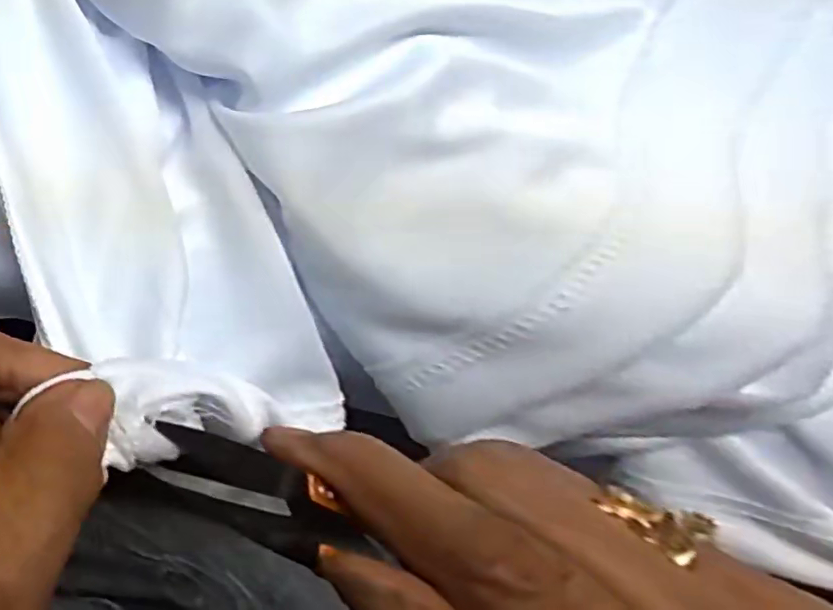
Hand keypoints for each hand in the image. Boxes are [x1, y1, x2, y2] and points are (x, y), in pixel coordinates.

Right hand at [262, 429, 826, 608]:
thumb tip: (337, 548)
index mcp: (529, 593)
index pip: (403, 492)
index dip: (330, 457)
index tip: (277, 439)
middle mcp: (611, 561)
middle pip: (478, 467)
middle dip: (424, 484)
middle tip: (415, 535)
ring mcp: (696, 561)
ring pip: (541, 471)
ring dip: (489, 491)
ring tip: (497, 546)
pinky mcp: (754, 573)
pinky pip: (611, 500)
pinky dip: (562, 512)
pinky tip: (579, 561)